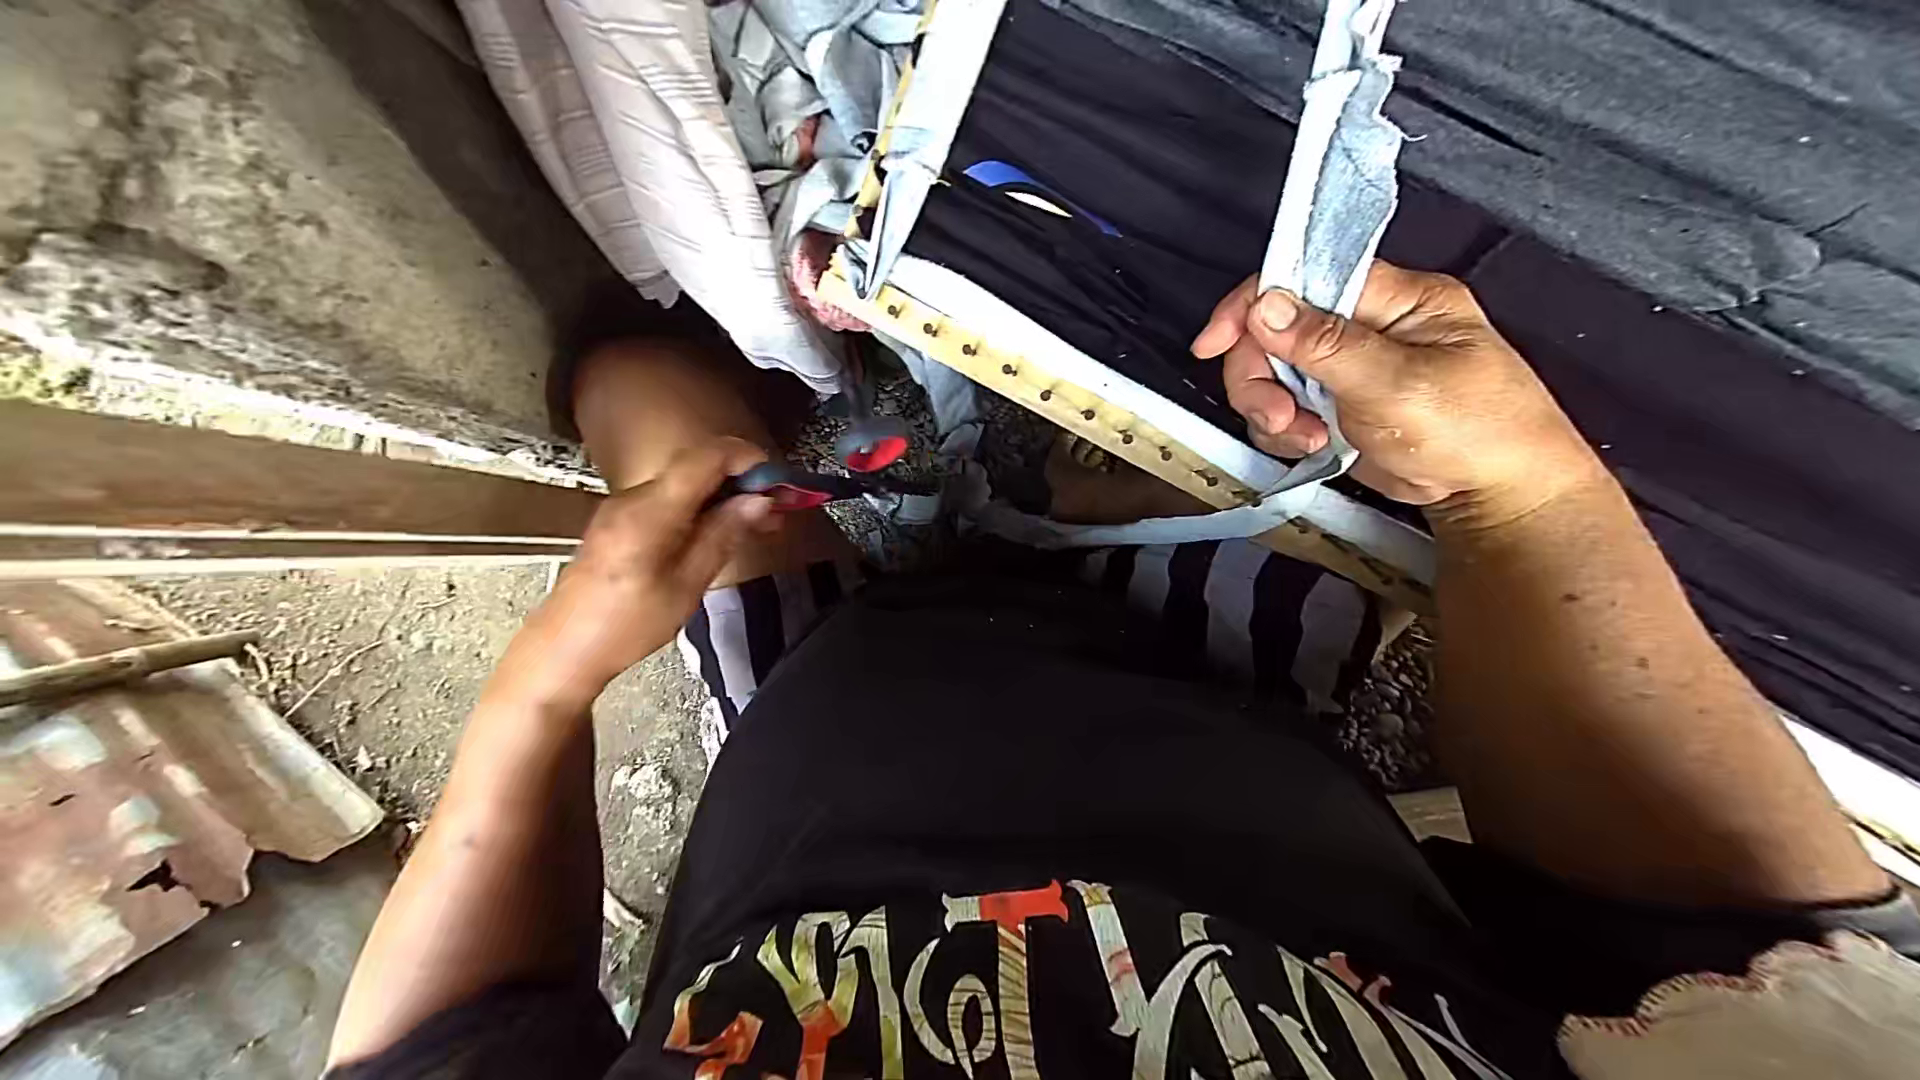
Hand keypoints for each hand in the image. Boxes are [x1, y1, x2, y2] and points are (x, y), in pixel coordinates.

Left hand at [492, 438, 777, 709]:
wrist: (563, 650)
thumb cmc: (626, 625)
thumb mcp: (688, 584)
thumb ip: (724, 534)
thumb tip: (760, 501)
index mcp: (651, 511)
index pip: (707, 457)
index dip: (749, 458)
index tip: (779, 481)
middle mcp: (634, 498)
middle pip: (698, 467)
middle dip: (743, 480)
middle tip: (778, 507)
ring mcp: (623, 508)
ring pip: (686, 483)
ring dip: (726, 495)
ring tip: (758, 524)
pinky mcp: (620, 522)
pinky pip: (670, 500)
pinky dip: (703, 507)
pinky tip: (721, 532)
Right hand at [1190, 260, 1603, 518]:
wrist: (1490, 492)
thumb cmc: (1473, 430)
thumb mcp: (1395, 383)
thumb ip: (1325, 343)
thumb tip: (1267, 305)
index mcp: (1394, 300)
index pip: (1304, 278)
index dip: (1251, 306)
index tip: (1214, 343)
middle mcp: (1364, 327)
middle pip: (1274, 333)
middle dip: (1260, 377)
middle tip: (1274, 414)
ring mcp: (1346, 368)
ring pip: (1271, 375)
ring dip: (1271, 410)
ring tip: (1305, 436)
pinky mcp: (1333, 404)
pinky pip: (1282, 407)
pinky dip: (1283, 430)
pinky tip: (1312, 443)